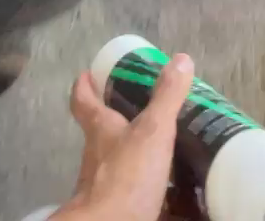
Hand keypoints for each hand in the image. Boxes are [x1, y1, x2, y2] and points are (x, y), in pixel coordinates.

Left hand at [50, 52, 195, 220]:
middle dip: (120, 121)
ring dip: (139, 158)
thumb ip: (167, 97)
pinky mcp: (118, 208)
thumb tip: (181, 58)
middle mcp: (97, 154)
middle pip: (102, 131)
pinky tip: (175, 197)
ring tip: (168, 153)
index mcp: (100, 128)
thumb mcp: (152, 130)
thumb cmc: (125, 175)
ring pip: (120, 165)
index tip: (89, 74)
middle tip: (144, 111)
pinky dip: (154, 194)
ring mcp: (104, 184)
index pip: (83, 99)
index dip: (84, 85)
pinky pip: (136, 196)